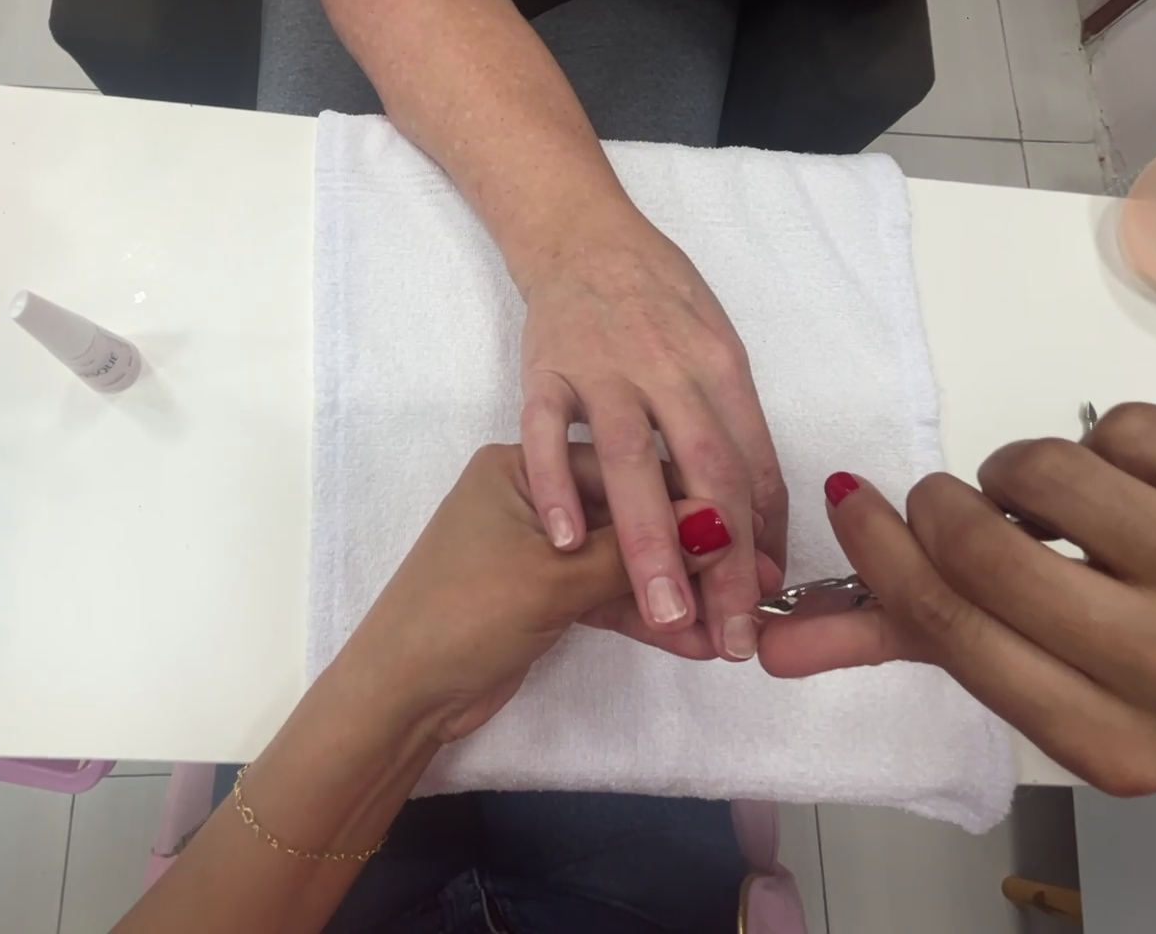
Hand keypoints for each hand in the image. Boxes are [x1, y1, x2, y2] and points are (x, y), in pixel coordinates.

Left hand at [339, 444, 746, 743]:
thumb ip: (637, 552)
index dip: (686, 503)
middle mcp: (536, 494)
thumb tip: (718, 529)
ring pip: (620, 561)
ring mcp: (540, 545)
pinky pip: (605, 594)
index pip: (622, 467)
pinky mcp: (545, 591)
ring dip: (671, 595)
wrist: (404, 692)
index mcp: (523, 462)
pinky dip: (643, 617)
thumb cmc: (468, 609)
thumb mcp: (555, 576)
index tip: (746, 537)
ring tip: (733, 626)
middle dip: (686, 556)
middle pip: (627, 516)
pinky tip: (694, 641)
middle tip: (751, 585)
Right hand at [518, 219, 785, 662]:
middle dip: (720, 561)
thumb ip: (736, 431)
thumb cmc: (660, 298)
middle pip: (704, 472)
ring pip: (631, 459)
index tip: (765, 607)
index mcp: (720, 365)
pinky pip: (546, 431)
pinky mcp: (544, 368)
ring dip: (649, 540)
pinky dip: (556, 483)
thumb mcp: (715, 350)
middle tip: (728, 638)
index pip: (751, 466)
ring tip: (663, 614)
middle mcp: (669, 367)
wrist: (584, 236)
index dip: (762, 541)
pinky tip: (564, 540)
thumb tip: (757, 524)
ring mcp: (602, 367)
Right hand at [759, 402, 1155, 794]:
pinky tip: (1134, 488)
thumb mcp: (997, 660)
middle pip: (989, 549)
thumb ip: (882, 640)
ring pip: (1055, 471)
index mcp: (1105, 742)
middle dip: (942, 503)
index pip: (946, 622)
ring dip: (1019, 471)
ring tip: (1052, 505)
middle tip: (952, 503)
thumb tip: (768, 645)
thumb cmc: (1107, 660)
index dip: (877, 547)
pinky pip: (1133, 428)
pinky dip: (1102, 441)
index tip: (849, 499)